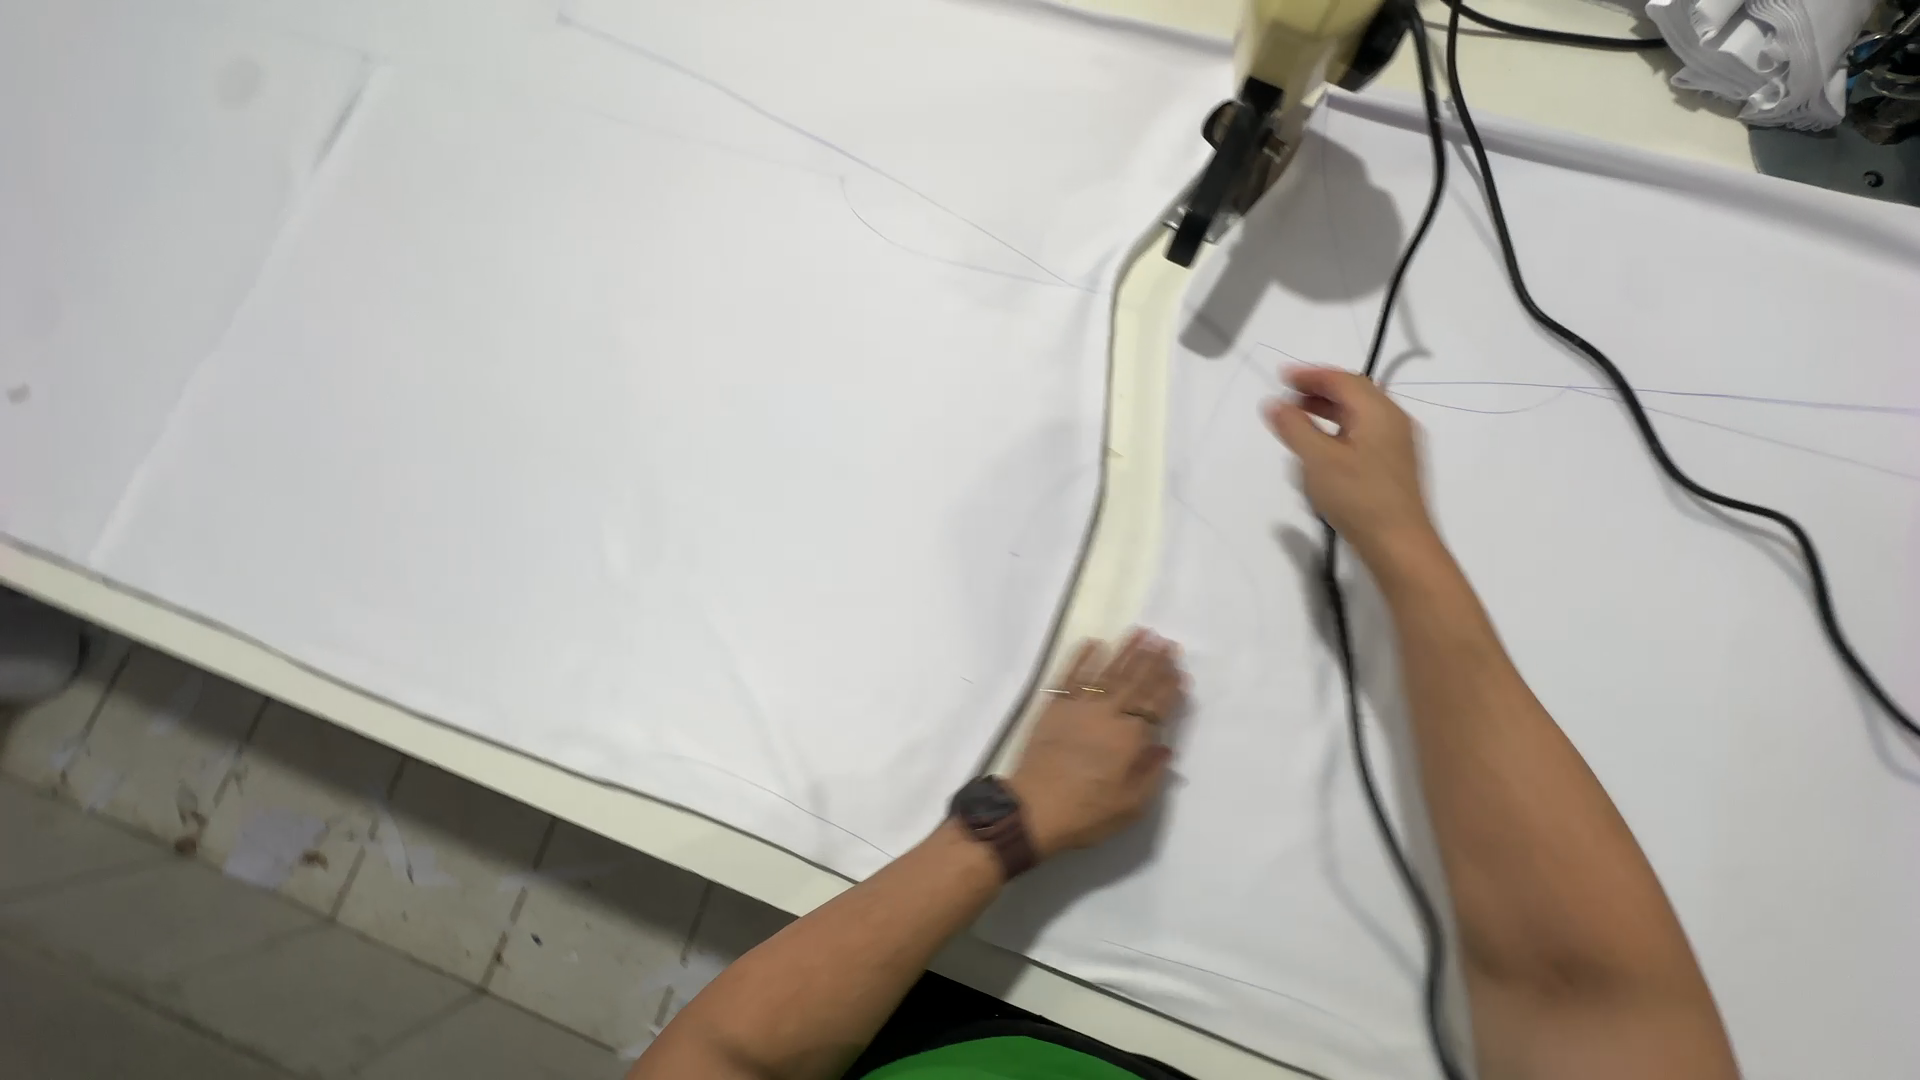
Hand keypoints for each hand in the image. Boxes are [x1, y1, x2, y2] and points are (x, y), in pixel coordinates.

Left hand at [1008, 630, 1184, 858]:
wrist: (1034, 809)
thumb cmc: (1087, 812)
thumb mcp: (1131, 805)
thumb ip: (1151, 772)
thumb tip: (1164, 747)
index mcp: (1130, 737)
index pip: (1156, 704)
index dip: (1169, 686)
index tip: (1180, 669)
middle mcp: (1108, 714)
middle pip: (1134, 681)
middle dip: (1152, 660)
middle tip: (1164, 640)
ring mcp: (1078, 707)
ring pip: (1106, 672)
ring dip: (1123, 651)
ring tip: (1138, 632)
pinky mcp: (1053, 707)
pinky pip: (1070, 676)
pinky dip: (1081, 658)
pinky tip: (1092, 643)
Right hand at [1263, 366, 1436, 560]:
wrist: (1399, 542)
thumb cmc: (1358, 496)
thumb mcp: (1318, 460)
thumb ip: (1294, 427)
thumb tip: (1273, 403)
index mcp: (1379, 412)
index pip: (1343, 380)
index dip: (1311, 375)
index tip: (1281, 377)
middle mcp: (1394, 420)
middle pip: (1355, 393)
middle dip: (1320, 389)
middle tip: (1288, 397)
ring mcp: (1398, 444)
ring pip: (1360, 414)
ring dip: (1329, 409)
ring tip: (1300, 419)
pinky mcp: (1394, 465)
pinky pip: (1365, 432)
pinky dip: (1339, 428)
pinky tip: (1323, 447)